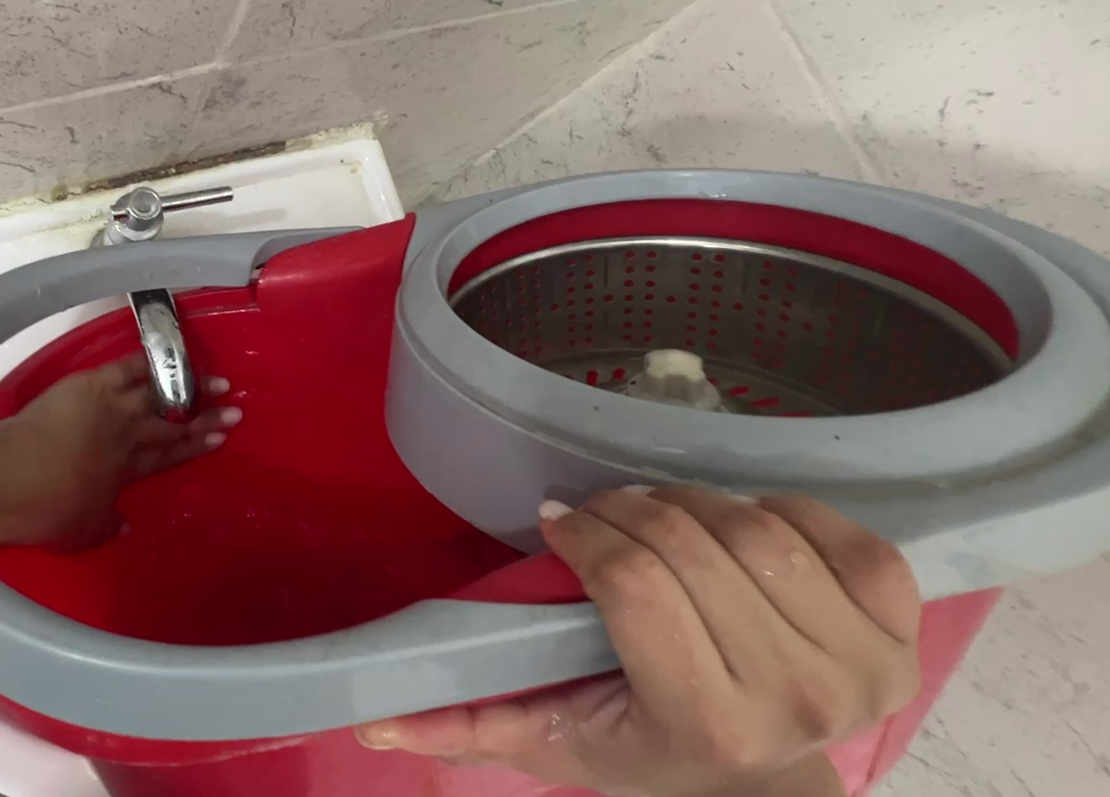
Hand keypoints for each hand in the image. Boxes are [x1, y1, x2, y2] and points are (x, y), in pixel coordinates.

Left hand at [0, 356, 240, 550]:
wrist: (13, 478)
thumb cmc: (47, 510)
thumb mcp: (83, 529)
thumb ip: (108, 523)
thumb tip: (125, 524)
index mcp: (126, 470)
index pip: (169, 455)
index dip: (196, 445)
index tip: (221, 437)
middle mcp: (127, 435)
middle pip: (173, 424)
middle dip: (205, 418)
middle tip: (235, 409)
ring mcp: (111, 407)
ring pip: (158, 395)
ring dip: (188, 388)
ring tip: (215, 382)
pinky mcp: (90, 385)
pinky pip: (126, 368)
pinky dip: (148, 362)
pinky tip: (168, 356)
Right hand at [357, 486, 921, 796]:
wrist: (757, 790)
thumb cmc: (638, 750)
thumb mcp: (544, 739)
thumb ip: (460, 725)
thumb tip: (371, 720)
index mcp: (701, 718)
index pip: (631, 583)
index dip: (582, 532)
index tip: (556, 523)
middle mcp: (795, 696)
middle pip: (689, 544)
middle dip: (625, 509)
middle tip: (598, 513)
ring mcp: (862, 664)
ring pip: (754, 527)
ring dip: (688, 502)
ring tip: (656, 518)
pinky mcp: (901, 632)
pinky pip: (838, 532)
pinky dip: (778, 510)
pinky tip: (739, 530)